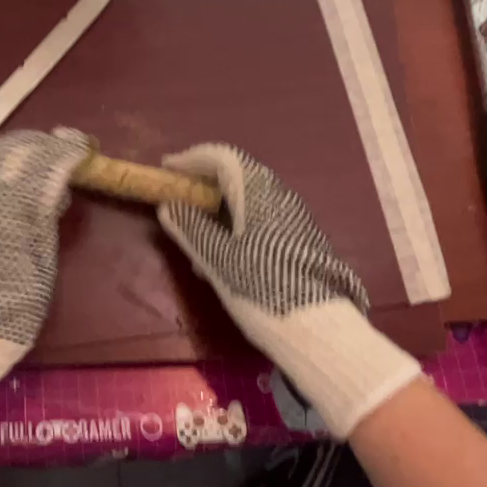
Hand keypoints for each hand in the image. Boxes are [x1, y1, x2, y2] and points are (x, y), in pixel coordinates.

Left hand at [0, 128, 91, 443]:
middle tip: (48, 148)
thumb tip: (51, 187)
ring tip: (8, 160)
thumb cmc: (7, 312)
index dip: (66, 150)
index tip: (78, 145)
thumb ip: (43, 221)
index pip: (48, 161)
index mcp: (19, 207)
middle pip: (12, 151)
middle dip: (35, 146)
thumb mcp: (41, 268)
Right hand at [157, 144, 421, 436]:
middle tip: (177, 198)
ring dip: (218, 205)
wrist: (318, 329)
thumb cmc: (261, 287)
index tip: (167, 168)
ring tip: (193, 234)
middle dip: (203, 182)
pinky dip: (235, 223)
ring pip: (248, 197)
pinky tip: (222, 254)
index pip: (222, 157)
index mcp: (257, 192)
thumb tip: (169, 206)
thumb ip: (190, 229)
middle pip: (237, 173)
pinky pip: (260, 216)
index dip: (192, 158)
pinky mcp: (299, 237)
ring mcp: (292, 216)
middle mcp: (278, 195)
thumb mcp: (217, 260)